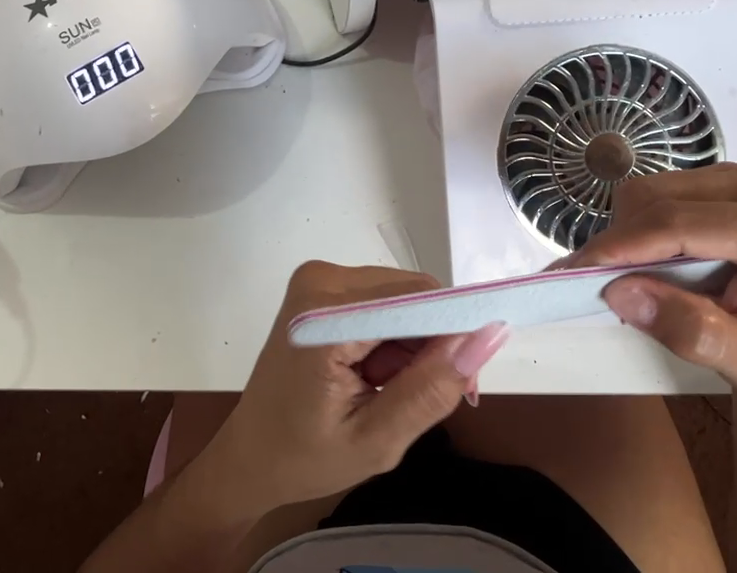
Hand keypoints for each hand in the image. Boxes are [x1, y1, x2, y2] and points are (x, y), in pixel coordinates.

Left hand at [190, 261, 509, 514]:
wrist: (250, 456)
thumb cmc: (305, 457)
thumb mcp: (377, 439)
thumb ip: (431, 388)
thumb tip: (487, 338)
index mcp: (324, 314)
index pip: (416, 299)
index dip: (456, 329)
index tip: (472, 376)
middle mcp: (321, 279)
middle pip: (412, 295)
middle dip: (434, 343)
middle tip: (431, 399)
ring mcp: (319, 280)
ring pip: (404, 298)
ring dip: (414, 343)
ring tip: (390, 392)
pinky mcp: (322, 290)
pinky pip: (384, 303)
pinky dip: (395, 338)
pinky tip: (376, 375)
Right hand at [576, 163, 736, 400]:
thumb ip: (696, 333)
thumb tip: (621, 292)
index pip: (679, 223)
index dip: (622, 246)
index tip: (574, 273)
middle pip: (656, 199)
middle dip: (618, 243)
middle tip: (598, 286)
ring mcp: (736, 179)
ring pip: (646, 193)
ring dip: (623, 236)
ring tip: (628, 279)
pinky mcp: (714, 182)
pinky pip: (650, 196)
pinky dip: (632, 229)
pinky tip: (643, 262)